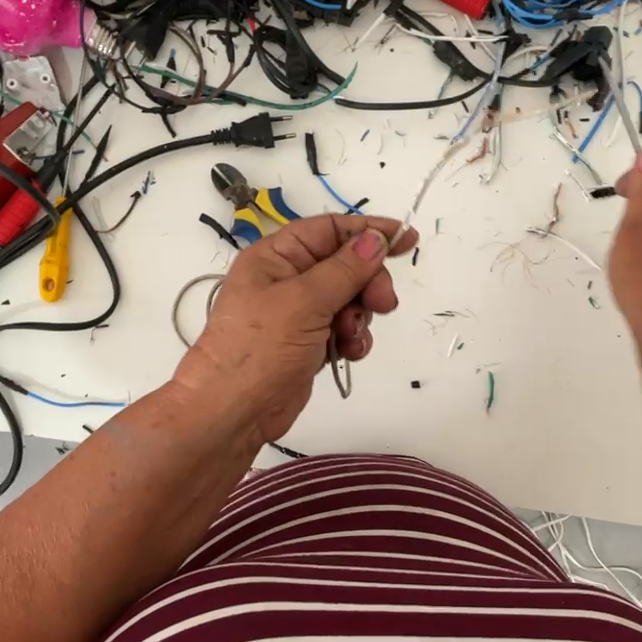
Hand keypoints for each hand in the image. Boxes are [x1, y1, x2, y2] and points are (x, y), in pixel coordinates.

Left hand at [174, 215, 417, 444]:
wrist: (234, 411)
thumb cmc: (260, 348)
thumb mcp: (304, 301)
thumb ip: (344, 269)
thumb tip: (375, 239)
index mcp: (276, 257)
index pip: (329, 230)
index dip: (368, 232)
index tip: (407, 240)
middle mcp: (287, 280)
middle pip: (345, 266)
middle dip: (368, 283)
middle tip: (384, 304)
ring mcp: (298, 314)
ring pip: (349, 300)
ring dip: (360, 316)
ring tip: (350, 337)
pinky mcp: (309, 344)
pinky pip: (344, 330)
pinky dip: (353, 339)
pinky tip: (349, 353)